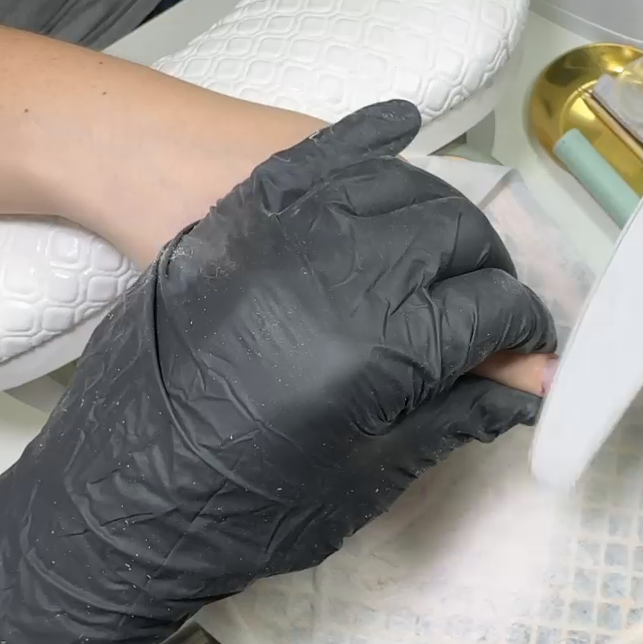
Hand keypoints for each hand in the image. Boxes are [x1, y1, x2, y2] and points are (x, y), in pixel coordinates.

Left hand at [0, 101, 556, 643]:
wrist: (110, 506)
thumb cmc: (242, 515)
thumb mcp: (362, 481)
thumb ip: (455, 414)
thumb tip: (531, 383)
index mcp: (370, 352)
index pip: (489, 309)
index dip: (526, 332)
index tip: (532, 352)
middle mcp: (331, 274)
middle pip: (455, 235)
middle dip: (491, 272)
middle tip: (489, 313)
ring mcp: (280, 234)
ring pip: (398, 186)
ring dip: (442, 216)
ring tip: (450, 255)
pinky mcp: (238, 218)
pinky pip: (319, 155)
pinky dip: (367, 139)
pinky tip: (400, 127)